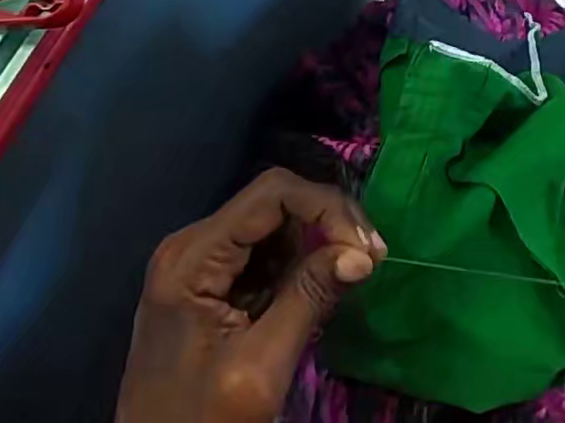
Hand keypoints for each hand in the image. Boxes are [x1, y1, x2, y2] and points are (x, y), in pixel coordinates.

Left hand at [117, 168, 385, 422]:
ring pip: (274, 223)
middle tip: (371, 256)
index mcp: (193, 255)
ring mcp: (200, 259)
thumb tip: (361, 254)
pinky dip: (300, 260)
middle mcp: (193, 242)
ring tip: (353, 268)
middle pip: (274, 201)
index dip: (324, 207)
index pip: (270, 194)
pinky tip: (322, 281)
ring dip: (318, 240)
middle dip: (326, 220)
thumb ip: (308, 299)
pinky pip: (264, 251)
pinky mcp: (210, 279)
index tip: (366, 248)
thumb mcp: (258, 369)